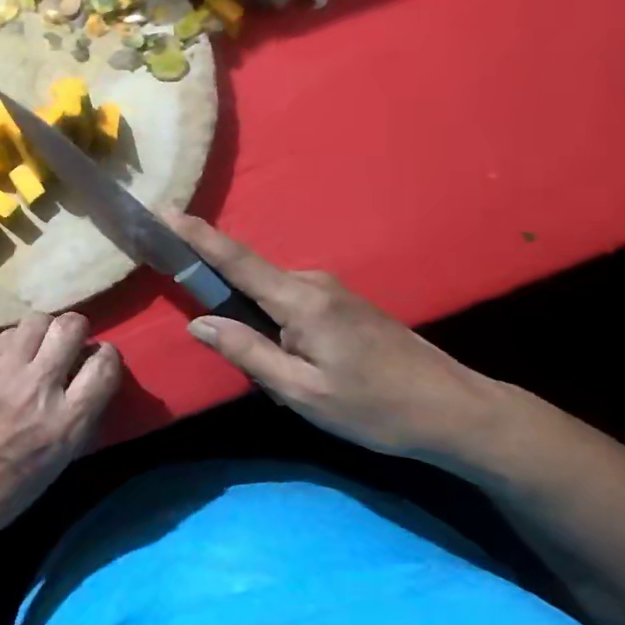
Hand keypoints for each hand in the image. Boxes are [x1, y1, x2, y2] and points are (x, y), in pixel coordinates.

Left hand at [0, 313, 122, 554]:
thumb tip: (91, 378)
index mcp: (67, 421)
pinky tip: (13, 357)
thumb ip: (81, 414)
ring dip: (46, 330)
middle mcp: (39, 386)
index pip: (104, 365)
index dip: (107, 357)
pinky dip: (18, 339)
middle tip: (70, 345)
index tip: (99, 361)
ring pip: (38, 320)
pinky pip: (8, 333)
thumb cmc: (11, 488)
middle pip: (71, 327)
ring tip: (41, 347)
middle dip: (77, 331)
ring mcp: (5, 369)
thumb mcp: (62, 458)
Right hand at [167, 213, 511, 468]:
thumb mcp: (302, 392)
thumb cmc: (377, 408)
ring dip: (258, 325)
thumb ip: (247, 352)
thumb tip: (197, 323)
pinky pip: (289, 304)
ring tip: (290, 380)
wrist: (459, 413)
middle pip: (248, 280)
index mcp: (301, 302)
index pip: (236, 261)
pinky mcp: (342, 302)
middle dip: (228, 307)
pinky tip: (304, 367)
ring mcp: (332, 290)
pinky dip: (277, 326)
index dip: (197, 236)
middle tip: (254, 365)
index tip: (165, 211)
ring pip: (269, 296)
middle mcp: (314, 283)